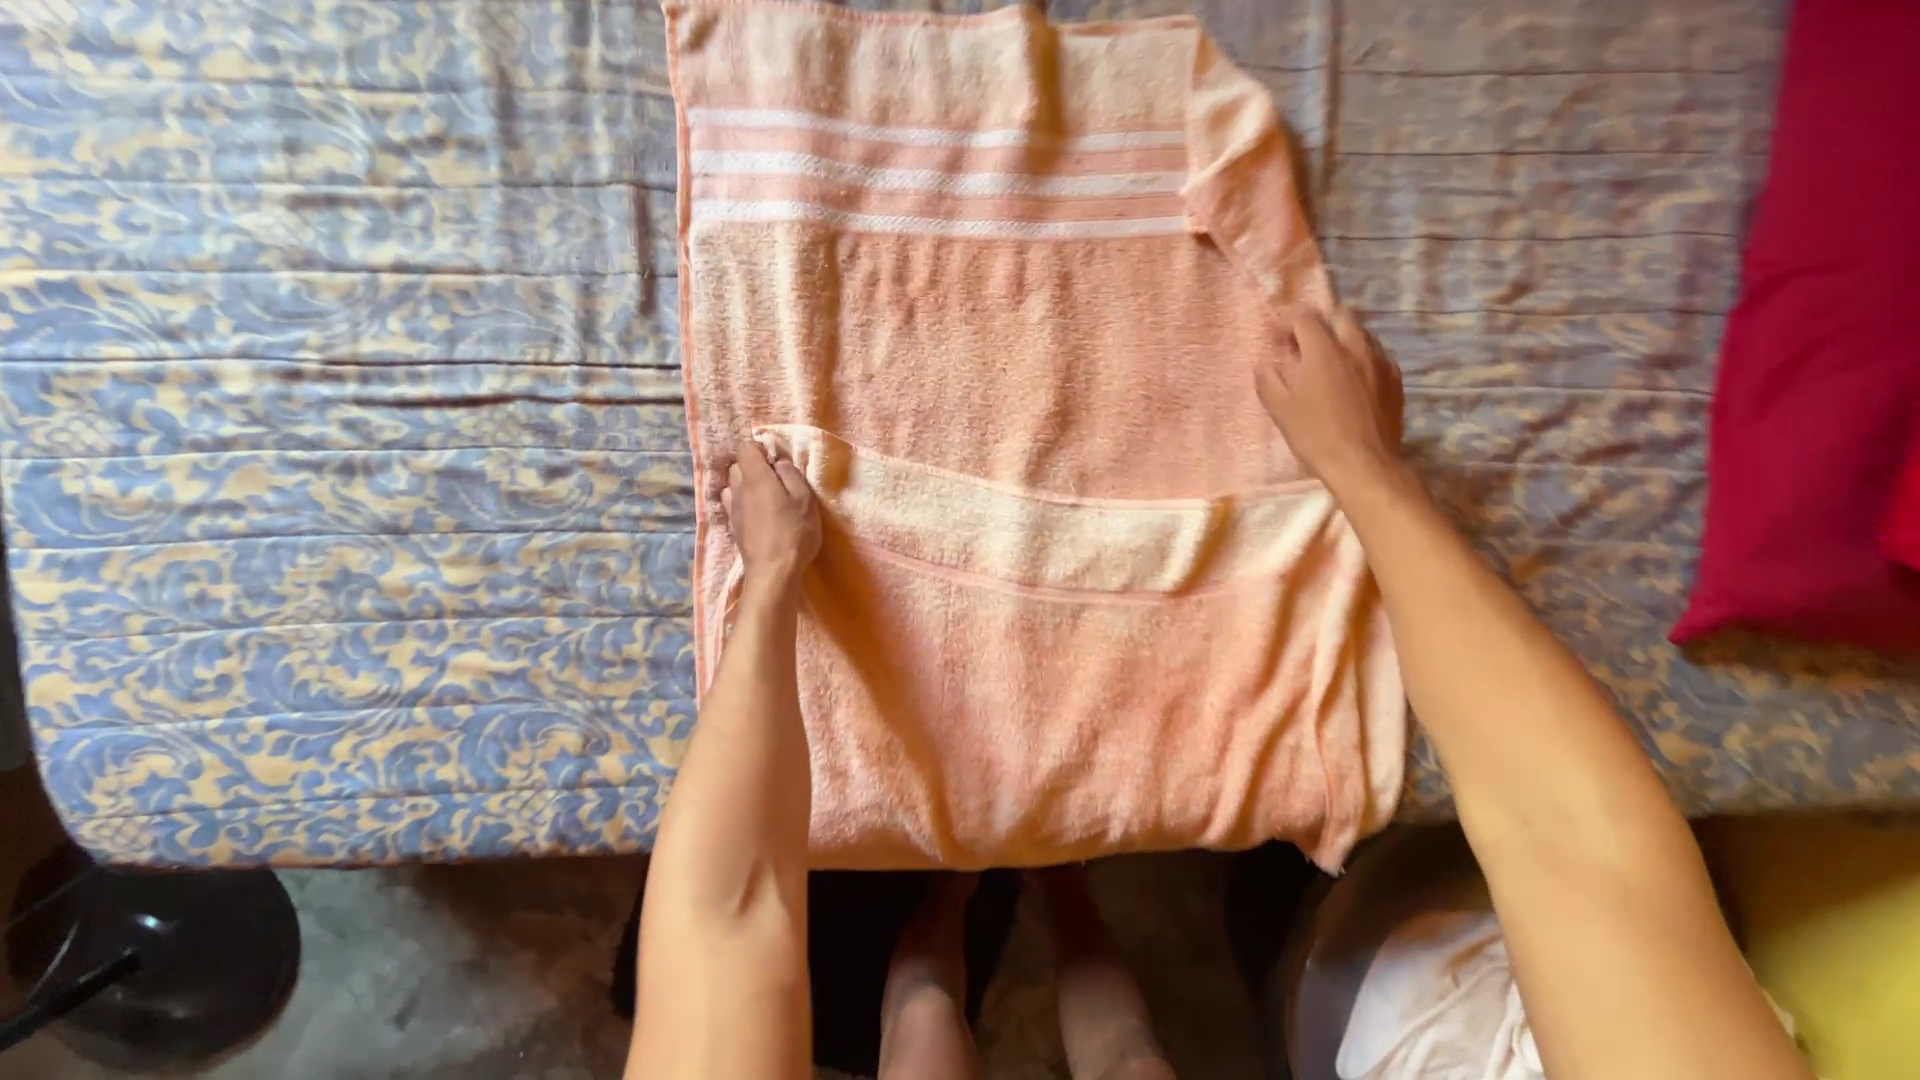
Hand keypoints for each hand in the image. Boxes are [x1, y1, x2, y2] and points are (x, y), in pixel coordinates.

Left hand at [719, 440, 820, 596]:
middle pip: (737, 466)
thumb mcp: (804, 499)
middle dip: (754, 467)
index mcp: (755, 477)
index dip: (761, 450)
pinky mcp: (733, 526)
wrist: (772, 571)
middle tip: (776, 481)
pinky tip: (759, 515)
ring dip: (747, 486)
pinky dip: (744, 503)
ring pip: (733, 485)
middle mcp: (738, 489)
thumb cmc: (793, 532)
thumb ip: (791, 474)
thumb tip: (779, 462)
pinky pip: (734, 504)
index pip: (746, 448)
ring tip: (767, 498)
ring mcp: (732, 509)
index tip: (777, 463)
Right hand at [1255, 306, 1404, 488]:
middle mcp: (1356, 348)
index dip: (1286, 322)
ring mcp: (1380, 362)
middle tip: (1304, 344)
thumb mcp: (1281, 411)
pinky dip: (1361, 356)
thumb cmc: (1316, 437)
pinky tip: (1352, 377)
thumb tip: (1262, 364)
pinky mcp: (1395, 379)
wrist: (1363, 464)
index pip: (1305, 318)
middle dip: (1319, 323)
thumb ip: (1268, 381)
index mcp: (1324, 352)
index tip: (1276, 338)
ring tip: (1328, 359)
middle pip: (1339, 316)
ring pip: (1362, 333)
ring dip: (1342, 337)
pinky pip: (1377, 354)